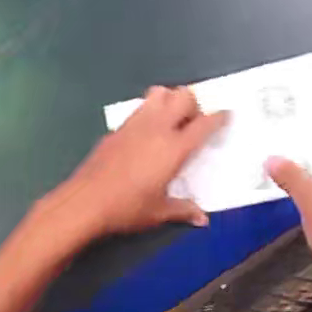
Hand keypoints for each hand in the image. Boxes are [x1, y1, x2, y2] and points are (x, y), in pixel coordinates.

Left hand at [40, 85, 228, 244]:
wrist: (85, 202)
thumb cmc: (127, 208)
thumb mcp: (159, 213)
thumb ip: (183, 211)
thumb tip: (202, 219)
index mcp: (174, 148)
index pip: (204, 123)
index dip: (219, 117)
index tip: (225, 116)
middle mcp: (157, 128)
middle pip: (183, 95)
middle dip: (194, 104)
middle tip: (193, 123)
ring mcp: (135, 124)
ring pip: (159, 93)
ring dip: (170, 101)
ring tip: (170, 122)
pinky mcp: (117, 129)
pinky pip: (139, 108)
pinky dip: (149, 113)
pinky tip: (145, 135)